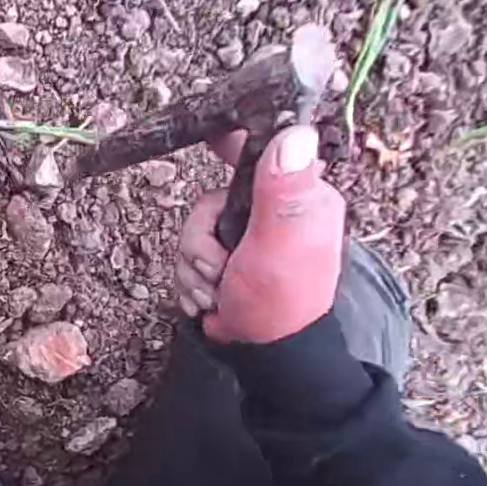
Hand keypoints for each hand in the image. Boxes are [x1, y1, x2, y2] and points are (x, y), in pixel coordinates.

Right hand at [175, 125, 345, 344]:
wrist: (260, 352)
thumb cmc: (278, 303)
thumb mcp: (281, 243)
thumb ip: (282, 190)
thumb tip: (293, 133)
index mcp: (298, 196)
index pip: (262, 150)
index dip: (231, 144)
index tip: (208, 137)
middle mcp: (271, 211)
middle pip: (211, 199)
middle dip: (202, 238)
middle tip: (216, 267)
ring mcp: (244, 235)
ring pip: (194, 228)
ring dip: (195, 265)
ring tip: (215, 291)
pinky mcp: (222, 256)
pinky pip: (188, 253)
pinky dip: (191, 278)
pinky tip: (209, 298)